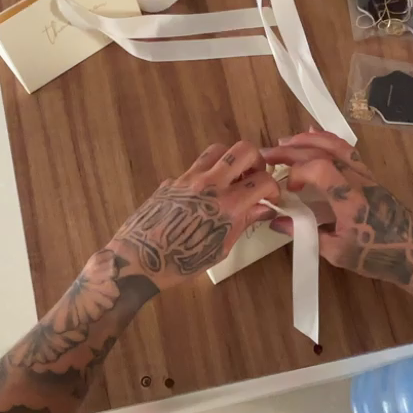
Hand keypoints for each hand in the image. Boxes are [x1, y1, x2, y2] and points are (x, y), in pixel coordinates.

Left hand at [105, 140, 281, 290]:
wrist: (139, 259)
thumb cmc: (182, 263)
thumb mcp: (221, 248)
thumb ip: (243, 223)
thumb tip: (263, 209)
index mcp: (228, 205)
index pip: (263, 181)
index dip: (273, 188)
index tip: (271, 197)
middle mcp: (210, 184)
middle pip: (244, 150)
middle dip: (257, 161)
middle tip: (255, 177)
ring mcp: (188, 178)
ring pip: (218, 150)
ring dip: (231, 160)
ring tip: (231, 178)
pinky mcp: (172, 180)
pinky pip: (195, 167)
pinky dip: (207, 174)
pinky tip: (203, 194)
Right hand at [262, 131, 412, 291]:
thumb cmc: (375, 257)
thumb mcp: (337, 252)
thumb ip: (306, 234)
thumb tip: (277, 222)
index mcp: (351, 200)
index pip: (319, 169)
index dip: (297, 172)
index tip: (287, 189)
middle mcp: (359, 180)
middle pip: (323, 151)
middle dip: (292, 150)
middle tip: (268, 154)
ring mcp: (366, 175)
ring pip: (336, 145)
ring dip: (308, 140)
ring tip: (286, 142)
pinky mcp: (370, 176)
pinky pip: (346, 149)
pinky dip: (326, 141)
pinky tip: (313, 136)